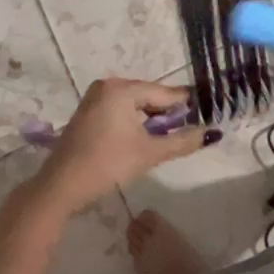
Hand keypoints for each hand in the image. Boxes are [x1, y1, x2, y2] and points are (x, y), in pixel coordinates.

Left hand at [34, 79, 217, 211]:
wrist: (60, 187)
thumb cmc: (107, 165)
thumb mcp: (149, 153)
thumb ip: (181, 141)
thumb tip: (212, 133)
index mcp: (122, 89)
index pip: (163, 93)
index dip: (186, 105)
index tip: (207, 111)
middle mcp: (107, 86)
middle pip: (148, 96)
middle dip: (167, 112)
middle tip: (189, 128)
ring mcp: (94, 98)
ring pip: (134, 104)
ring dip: (151, 118)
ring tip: (169, 135)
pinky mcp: (88, 113)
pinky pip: (120, 110)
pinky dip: (134, 121)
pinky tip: (144, 137)